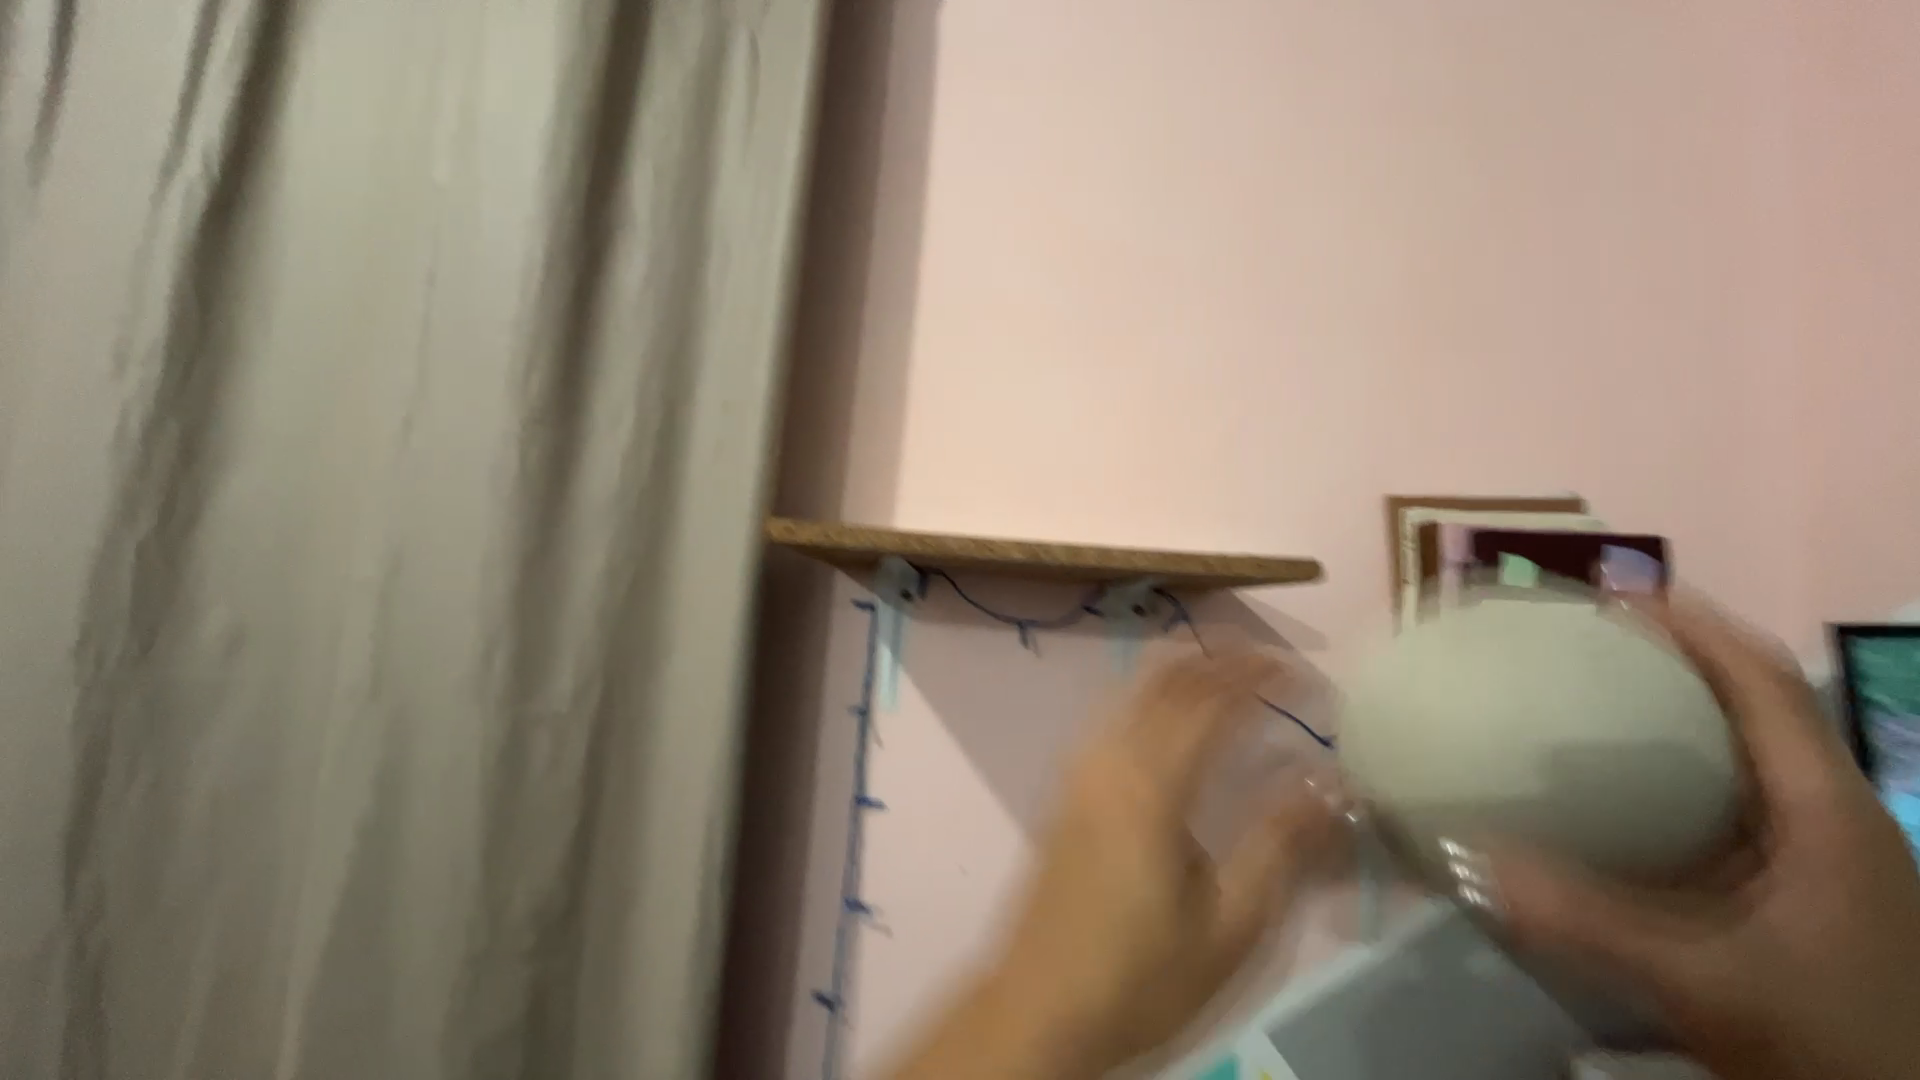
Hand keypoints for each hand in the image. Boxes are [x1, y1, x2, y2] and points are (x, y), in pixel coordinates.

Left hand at [978, 651, 1347, 1074]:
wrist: (1039, 1003)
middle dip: (1219, 661)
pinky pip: (1113, 716)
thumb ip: (1281, 845)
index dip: (1255, 677)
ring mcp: (1079, 772)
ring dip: (1182, 671)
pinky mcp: (1066, 790)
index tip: (1299, 670)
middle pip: (1166, 684)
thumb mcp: (1230, 924)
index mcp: (1152, 785)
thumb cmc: (1141, 973)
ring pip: (1133, 694)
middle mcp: (1109, 760)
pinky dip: (1150, 694)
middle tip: (1269, 659)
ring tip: (1227, 669)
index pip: (1210, 703)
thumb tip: (1331, 782)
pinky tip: (1168, 712)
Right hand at [1481, 595, 1919, 1079]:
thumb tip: (1465, 856)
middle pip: (1756, 699)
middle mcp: (1825, 812)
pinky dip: (1666, 757)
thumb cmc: (1829, 1039)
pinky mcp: (1788, 875)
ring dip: (1672, 700)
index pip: (1767, 685)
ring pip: (1742, 742)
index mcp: (1826, 813)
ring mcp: (1812, 845)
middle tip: (1586, 628)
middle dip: (1677, 650)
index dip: (1697, 628)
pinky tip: (1608, 772)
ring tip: (1588, 678)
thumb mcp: (1703, 981)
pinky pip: (1721, 786)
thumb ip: (1583, 918)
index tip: (1615, 591)